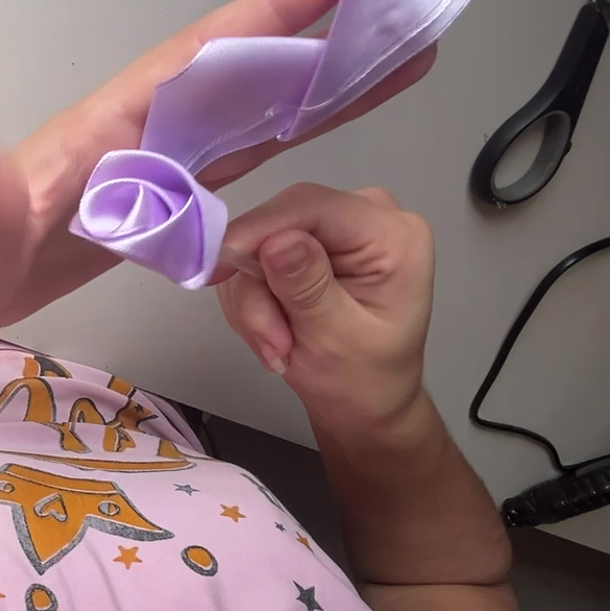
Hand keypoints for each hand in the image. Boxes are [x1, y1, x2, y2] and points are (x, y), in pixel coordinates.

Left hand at [0, 0, 436, 336]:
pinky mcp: (161, 196)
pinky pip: (236, 158)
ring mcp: (156, 161)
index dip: (283, 5)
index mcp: (113, 120)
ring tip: (395, 54)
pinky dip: (285, 136)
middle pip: (248, 66)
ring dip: (320, 82)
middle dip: (326, 28)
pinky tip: (321, 125)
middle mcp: (145, 128)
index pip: (210, 50)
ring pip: (252, 108)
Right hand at [214, 183, 434, 436]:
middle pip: (277, 223)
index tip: (219, 269)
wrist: (362, 403)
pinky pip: (250, 262)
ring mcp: (328, 231)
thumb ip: (307, 287)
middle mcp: (362, 218)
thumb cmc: (363, 378)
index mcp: (390, 234)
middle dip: (257, 286)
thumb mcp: (337, 338)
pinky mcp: (299, 246)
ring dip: (252, 304)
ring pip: (255, 247)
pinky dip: (250, 303)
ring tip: (276, 348)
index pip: (313, 207)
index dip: (259, 230)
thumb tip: (275, 242)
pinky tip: (272, 333)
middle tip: (268, 342)